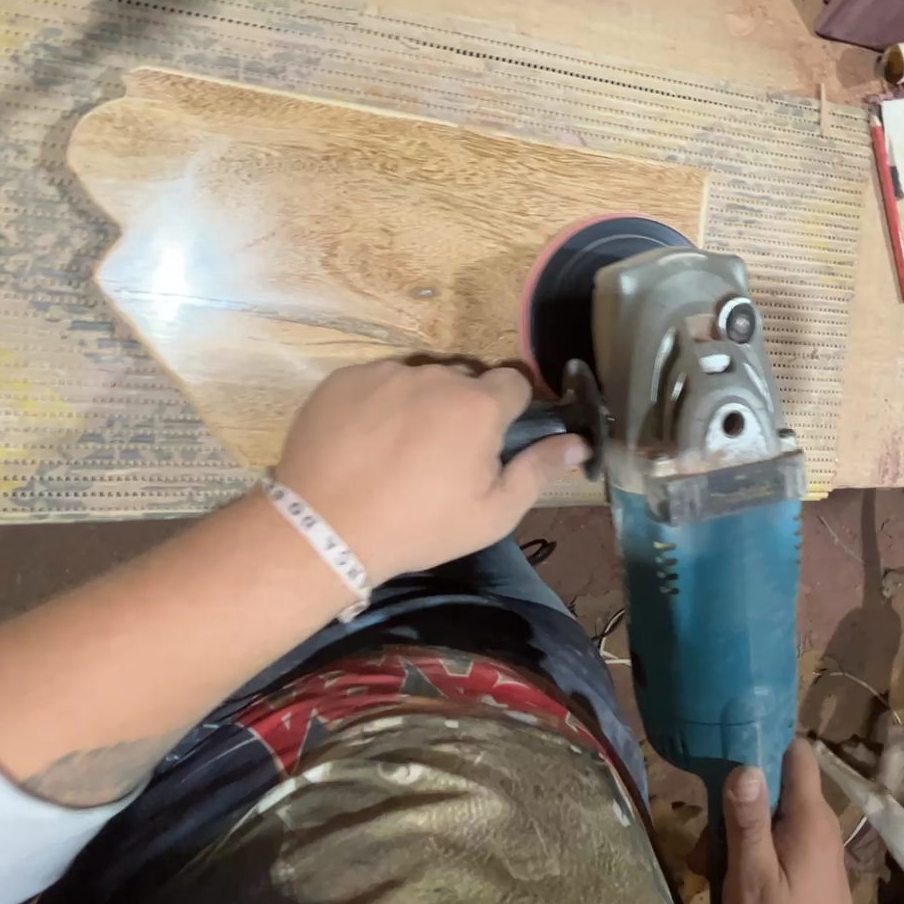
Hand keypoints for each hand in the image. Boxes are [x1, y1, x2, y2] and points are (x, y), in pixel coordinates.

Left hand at [272, 360, 587, 580]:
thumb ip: (539, 469)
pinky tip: (366, 441)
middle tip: (444, 453)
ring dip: (422, 402)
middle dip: (465, 406)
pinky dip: (380, 402)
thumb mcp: (494, 512)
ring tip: (399, 449)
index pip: (515, 381)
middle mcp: (437, 375)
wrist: (325, 530)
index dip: (512, 408)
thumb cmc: (421, 526)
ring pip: (421, 378)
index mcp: (480, 405)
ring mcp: (386, 373)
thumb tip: (579, 442)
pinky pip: (378, 380)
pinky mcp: (344, 379)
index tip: (495, 438)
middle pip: (466, 379)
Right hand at [723, 739, 858, 903]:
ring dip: (742, 829)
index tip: (730, 747)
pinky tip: (731, 877)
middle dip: (740, 797)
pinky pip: (783, 841)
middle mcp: (821, 824)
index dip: (766, 740)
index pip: (797, 751)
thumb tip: (746, 763)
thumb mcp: (754, 877)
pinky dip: (756, 849)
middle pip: (780, 784)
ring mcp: (821, 849)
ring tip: (709, 862)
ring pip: (777, 815)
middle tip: (707, 829)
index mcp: (810, 817)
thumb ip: (748, 820)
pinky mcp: (816, 872)